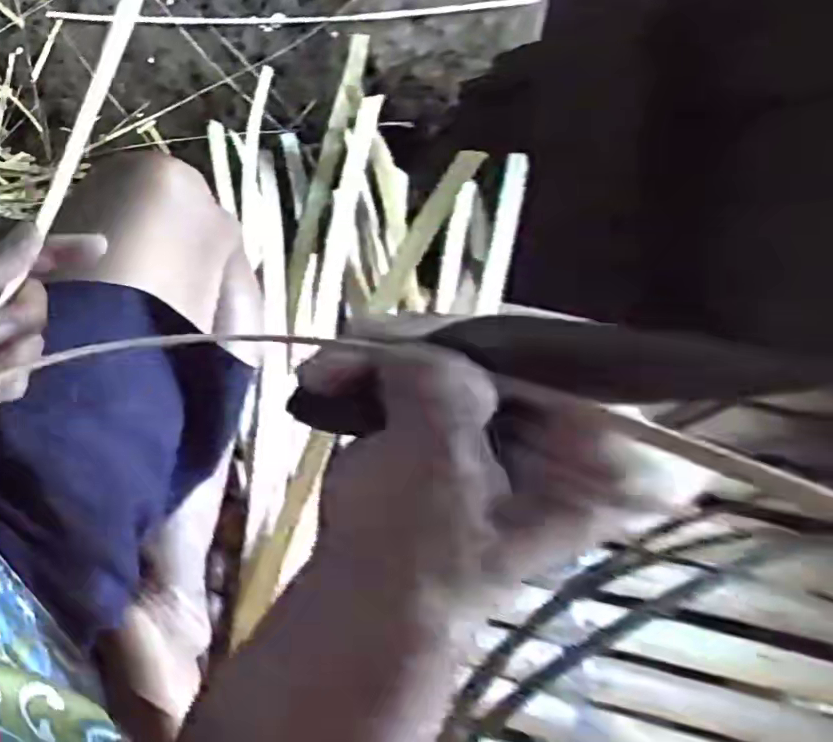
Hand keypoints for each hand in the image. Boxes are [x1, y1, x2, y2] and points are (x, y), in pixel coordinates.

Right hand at [299, 339, 666, 624]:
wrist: (369, 590)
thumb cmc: (412, 545)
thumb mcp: (431, 466)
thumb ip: (437, 391)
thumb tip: (416, 344)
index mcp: (610, 457)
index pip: (554, 356)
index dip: (468, 336)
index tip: (389, 339)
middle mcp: (576, 434)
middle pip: (490, 350)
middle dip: (403, 349)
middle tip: (334, 353)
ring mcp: (513, 427)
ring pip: (443, 357)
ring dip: (371, 359)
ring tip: (315, 374)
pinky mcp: (461, 424)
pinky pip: (416, 374)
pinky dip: (367, 373)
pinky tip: (326, 381)